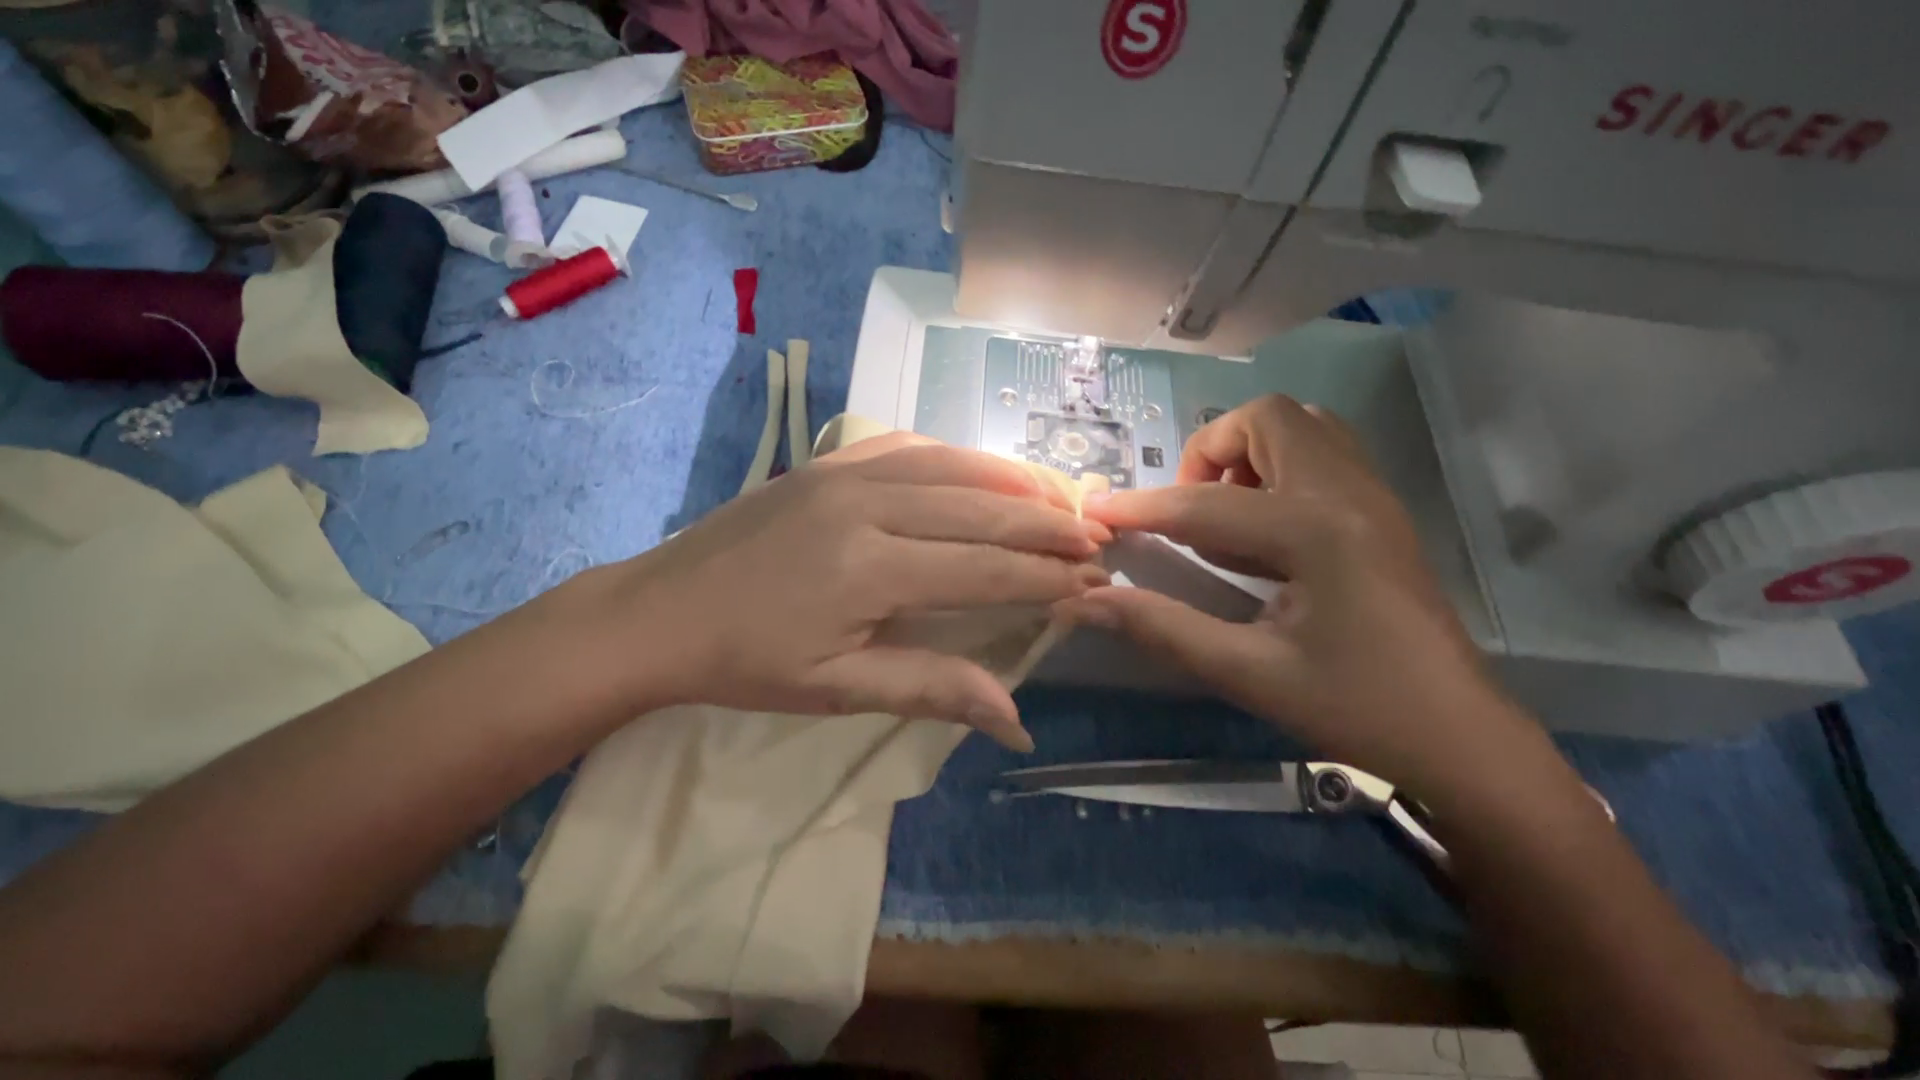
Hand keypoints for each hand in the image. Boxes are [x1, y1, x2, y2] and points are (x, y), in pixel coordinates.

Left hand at [590, 434, 1109, 749]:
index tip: (1094, 581)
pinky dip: (957, 456)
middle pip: (981, 507)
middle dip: (1047, 523)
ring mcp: (843, 472)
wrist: (659, 611)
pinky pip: (907, 444)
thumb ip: (932, 690)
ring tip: (1059, 499)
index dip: (1045, 577)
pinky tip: (981, 470)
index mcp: (870, 570)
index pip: (984, 569)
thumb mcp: (837, 690)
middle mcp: (866, 505)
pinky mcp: (825, 461)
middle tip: (1097, 536)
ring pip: (952, 464)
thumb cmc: (748, 663)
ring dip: (1012, 481)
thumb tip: (1017, 721)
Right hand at [1062, 396, 1533, 796]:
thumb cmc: (1357, 707)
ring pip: (1303, 426)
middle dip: (1210, 452)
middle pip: (1268, 418)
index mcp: (1315, 531)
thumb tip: (1090, 601)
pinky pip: (1326, 453)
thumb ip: (1166, 628)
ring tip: (1225, 516)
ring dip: (1250, 453)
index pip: (1205, 506)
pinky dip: (1282, 468)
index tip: (1093, 509)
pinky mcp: (1384, 513)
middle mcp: (1348, 493)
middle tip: (1185, 512)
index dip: (1140, 509)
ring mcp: (1374, 497)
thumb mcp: (1251, 673)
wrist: (1458, 735)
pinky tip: (1265, 535)